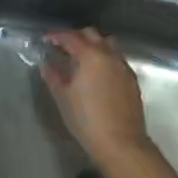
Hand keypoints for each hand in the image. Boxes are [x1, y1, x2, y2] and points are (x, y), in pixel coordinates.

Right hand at [42, 28, 150, 164]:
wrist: (121, 142)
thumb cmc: (87, 120)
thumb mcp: (64, 98)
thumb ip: (54, 77)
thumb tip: (46, 64)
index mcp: (90, 55)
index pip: (71, 37)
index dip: (57, 35)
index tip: (47, 39)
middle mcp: (109, 54)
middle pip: (91, 34)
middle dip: (76, 37)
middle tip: (63, 48)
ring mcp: (122, 64)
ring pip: (107, 43)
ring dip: (93, 45)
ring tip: (81, 58)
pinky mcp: (131, 77)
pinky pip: (117, 58)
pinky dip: (105, 58)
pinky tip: (98, 73)